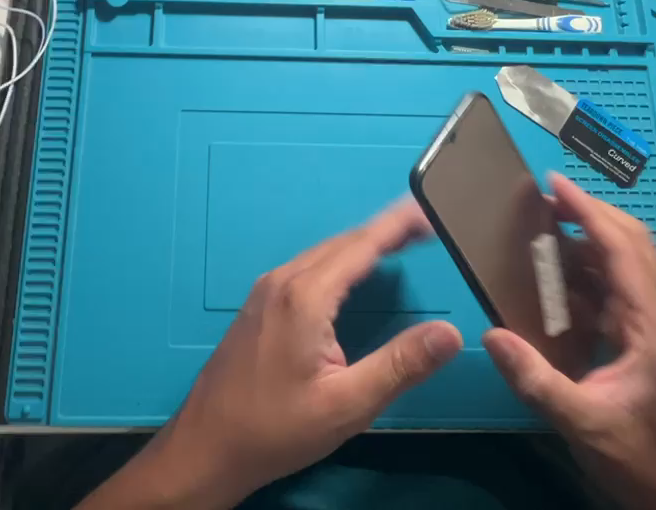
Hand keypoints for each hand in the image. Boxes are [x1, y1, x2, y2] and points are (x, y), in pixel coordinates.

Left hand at [83, 199, 462, 508]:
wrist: (205, 446)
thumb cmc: (276, 429)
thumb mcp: (347, 405)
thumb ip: (400, 366)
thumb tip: (450, 333)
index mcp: (306, 295)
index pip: (362, 245)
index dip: (398, 225)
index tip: (429, 210)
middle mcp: (284, 279)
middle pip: (344, 243)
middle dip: (386, 231)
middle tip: (426, 227)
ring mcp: (267, 289)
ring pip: (324, 253)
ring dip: (363, 245)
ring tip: (400, 243)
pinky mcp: (260, 303)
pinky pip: (309, 267)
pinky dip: (341, 260)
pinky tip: (354, 273)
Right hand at [483, 173, 655, 509]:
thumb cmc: (639, 463)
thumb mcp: (583, 425)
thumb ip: (538, 381)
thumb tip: (491, 335)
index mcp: (655, 330)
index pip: (624, 251)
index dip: (590, 212)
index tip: (555, 183)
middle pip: (632, 245)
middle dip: (589, 214)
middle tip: (543, 199)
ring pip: (627, 262)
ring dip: (588, 238)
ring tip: (544, 227)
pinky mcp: (647, 339)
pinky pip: (618, 287)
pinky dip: (588, 267)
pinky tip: (557, 273)